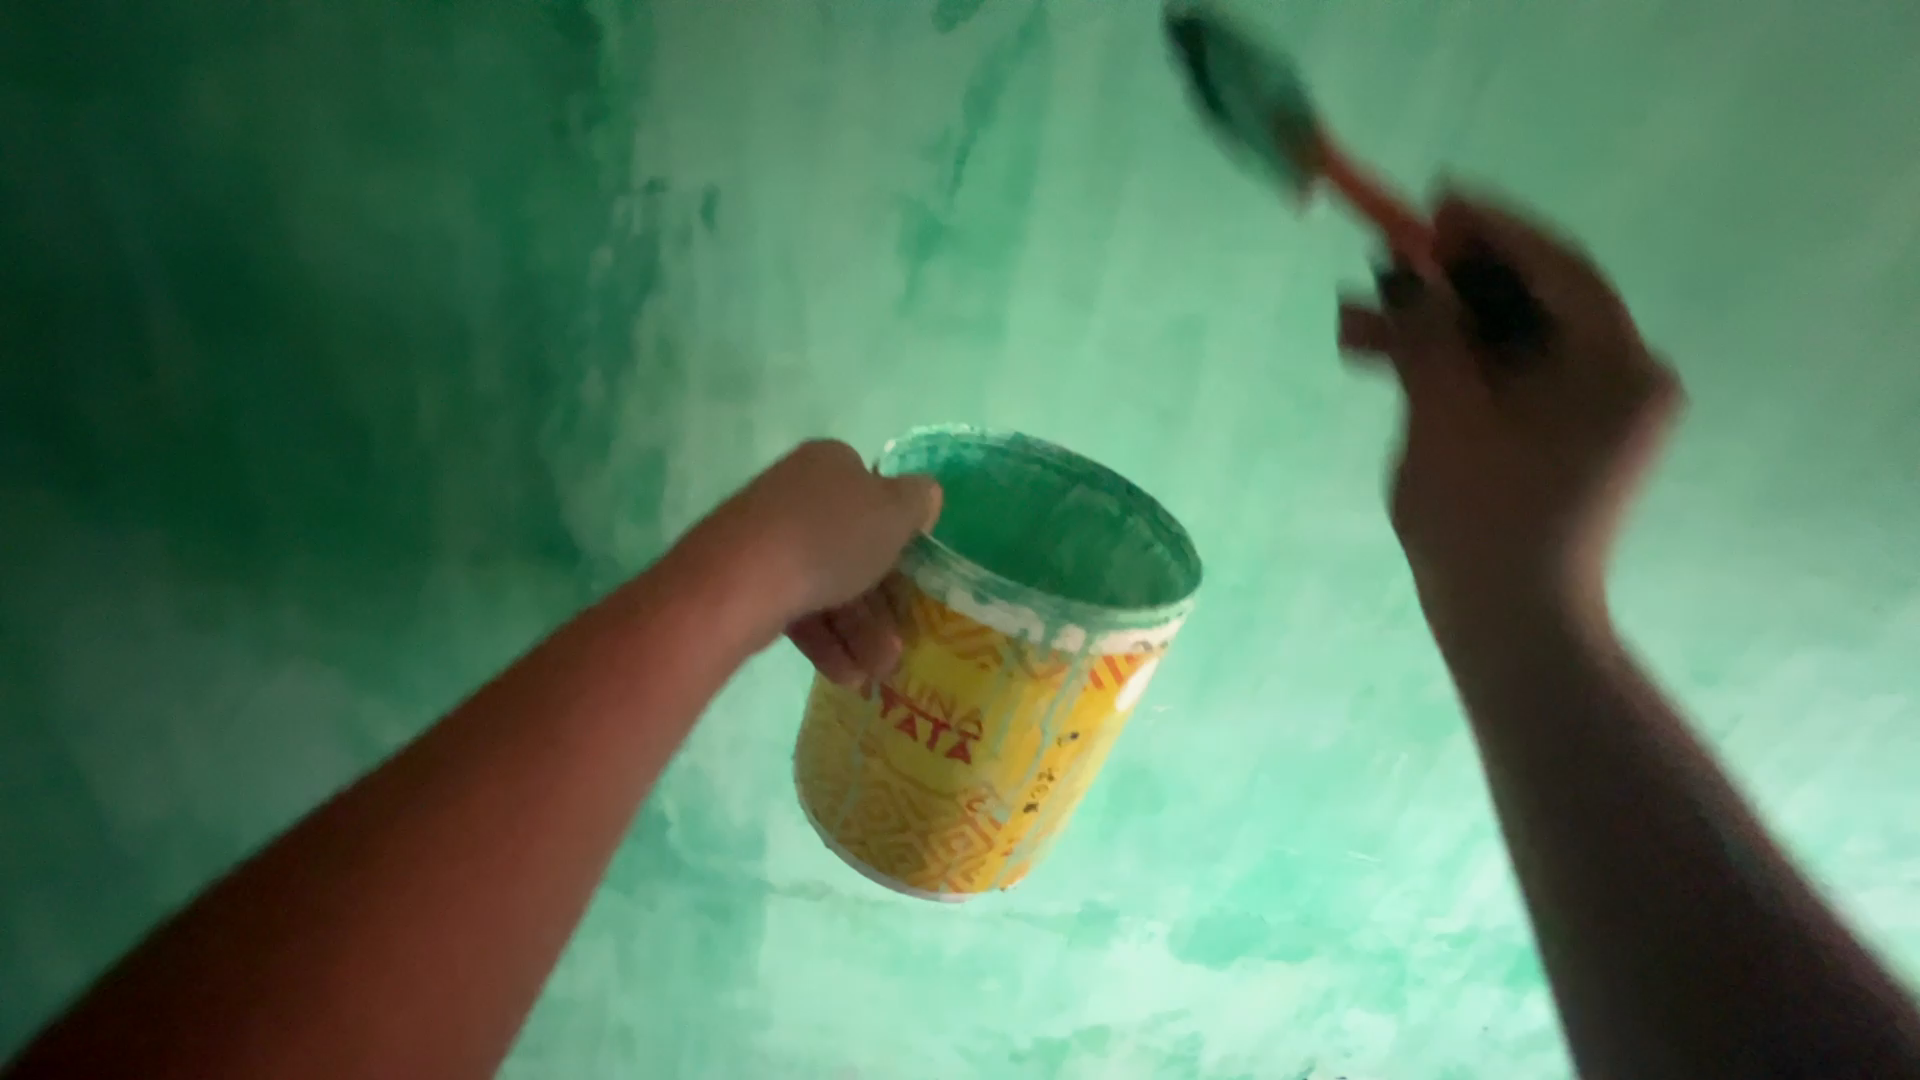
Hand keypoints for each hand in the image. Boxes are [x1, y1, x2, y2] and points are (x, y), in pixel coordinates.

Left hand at [694, 439, 939, 684]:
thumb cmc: (830, 538)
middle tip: (899, 643)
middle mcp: (797, 494)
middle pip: (853, 549)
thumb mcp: (894, 513)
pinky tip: (846, 674)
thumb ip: (919, 502)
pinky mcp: (748, 580)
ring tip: (875, 673)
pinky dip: (825, 640)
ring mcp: (769, 538)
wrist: (741, 581)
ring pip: (828, 585)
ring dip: (859, 632)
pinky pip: (798, 607)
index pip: (874, 493)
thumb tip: (925, 496)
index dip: (898, 532)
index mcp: (831, 464)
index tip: (912, 572)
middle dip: (882, 603)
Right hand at [1338, 193, 1682, 619]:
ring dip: (1427, 333)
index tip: (1432, 207)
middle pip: (1521, 308)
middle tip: (1374, 272)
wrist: (1502, 618)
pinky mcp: (1546, 438)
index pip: (1555, 272)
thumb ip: (1429, 338)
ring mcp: (1580, 412)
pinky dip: (1441, 371)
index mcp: (1615, 369)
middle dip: (1441, 290)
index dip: (1490, 233)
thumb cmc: (1478, 523)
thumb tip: (1409, 275)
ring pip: (1497, 347)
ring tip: (1349, 328)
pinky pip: (1492, 383)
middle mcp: (1612, 380)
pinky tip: (1384, 366)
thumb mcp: (1444, 420)